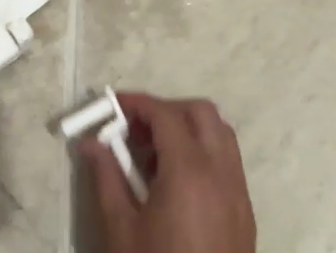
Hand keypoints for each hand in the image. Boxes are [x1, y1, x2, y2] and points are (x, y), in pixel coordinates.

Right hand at [82, 93, 256, 252]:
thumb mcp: (121, 230)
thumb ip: (106, 178)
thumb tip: (90, 143)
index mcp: (189, 171)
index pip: (165, 115)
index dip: (137, 104)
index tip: (113, 107)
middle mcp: (221, 172)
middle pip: (201, 113)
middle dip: (166, 110)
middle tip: (134, 129)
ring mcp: (238, 192)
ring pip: (220, 135)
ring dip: (188, 129)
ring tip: (153, 155)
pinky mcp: (245, 212)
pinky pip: (228, 162)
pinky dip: (204, 152)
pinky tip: (176, 181)